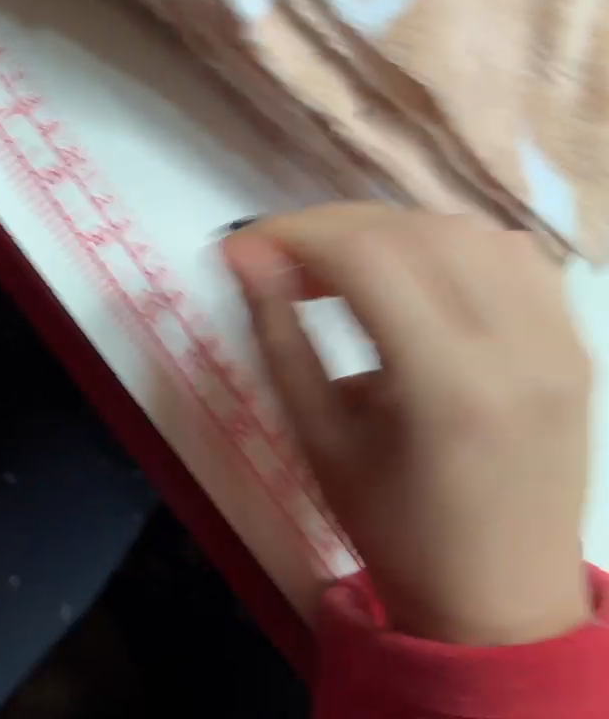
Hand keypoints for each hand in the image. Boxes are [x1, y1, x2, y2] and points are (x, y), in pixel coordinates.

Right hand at [223, 204, 592, 645]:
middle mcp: (522, 351)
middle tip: (275, 255)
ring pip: (470, 232)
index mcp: (447, 384)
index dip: (289, 233)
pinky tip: (401, 274)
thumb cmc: (383, 516)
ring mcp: (565, 345)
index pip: (366, 255)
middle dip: (327, 225)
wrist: (497, 588)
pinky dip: (443, 244)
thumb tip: (240, 251)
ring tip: (333, 264)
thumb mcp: (309, 425)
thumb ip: (275, 327)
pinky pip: (512, 258)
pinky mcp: (577, 345)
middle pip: (417, 231)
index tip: (237, 247)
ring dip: (385, 229)